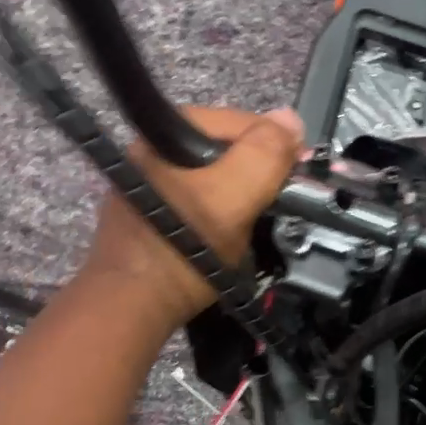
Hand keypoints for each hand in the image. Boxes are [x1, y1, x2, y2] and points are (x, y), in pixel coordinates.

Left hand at [86, 106, 303, 327]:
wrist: (132, 306)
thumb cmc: (183, 249)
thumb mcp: (234, 196)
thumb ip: (266, 155)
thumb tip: (291, 118)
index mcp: (170, 129)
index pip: (244, 124)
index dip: (277, 153)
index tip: (293, 187)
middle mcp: (154, 149)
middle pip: (231, 156)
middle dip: (257, 184)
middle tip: (273, 216)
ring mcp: (150, 186)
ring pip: (217, 185)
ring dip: (241, 207)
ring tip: (252, 233)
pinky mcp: (149, 219)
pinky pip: (199, 210)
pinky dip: (219, 224)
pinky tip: (225, 245)